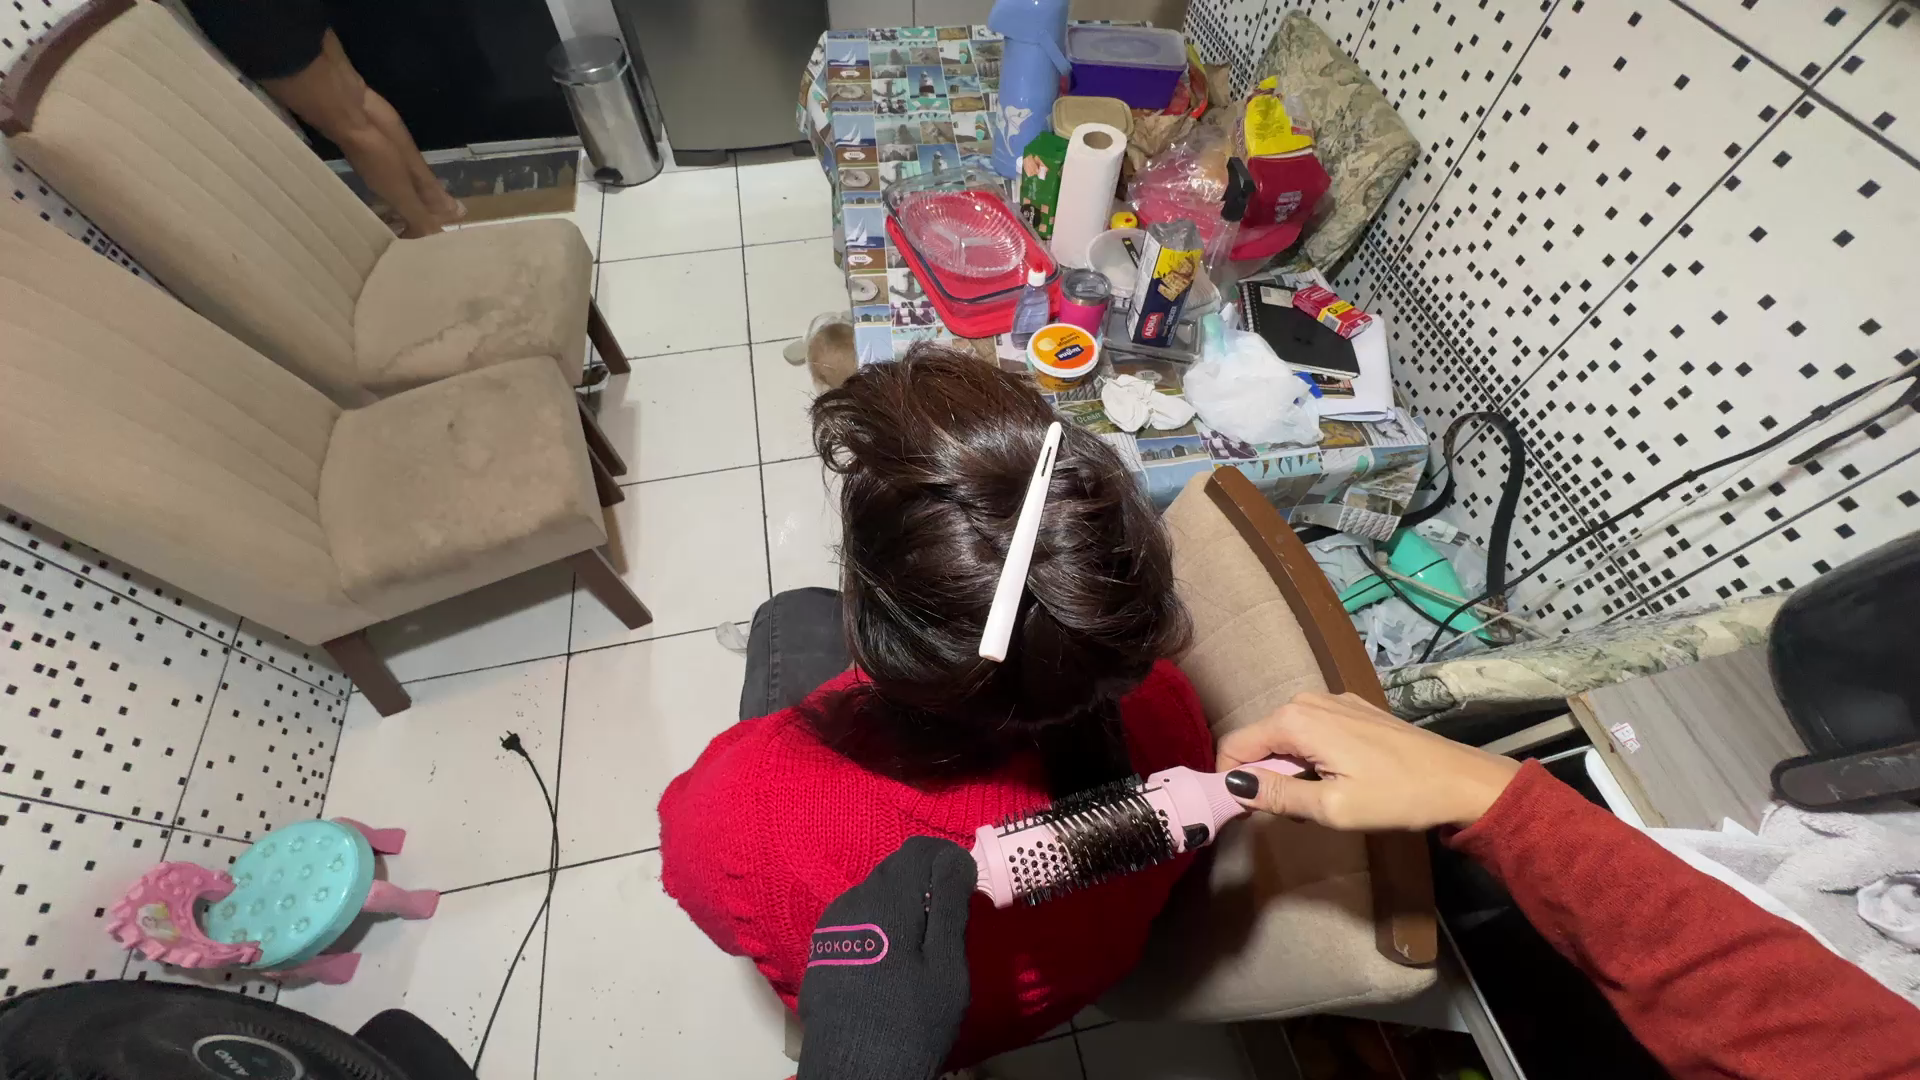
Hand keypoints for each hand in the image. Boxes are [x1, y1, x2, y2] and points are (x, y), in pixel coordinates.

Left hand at [797, 836, 975, 1079]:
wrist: (854, 1075)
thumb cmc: (910, 1020)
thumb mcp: (946, 964)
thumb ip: (950, 902)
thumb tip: (955, 857)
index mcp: (886, 896)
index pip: (920, 849)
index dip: (948, 861)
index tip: (965, 889)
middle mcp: (854, 898)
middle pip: (897, 868)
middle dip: (926, 884)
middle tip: (947, 924)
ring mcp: (834, 923)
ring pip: (878, 892)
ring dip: (902, 904)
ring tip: (919, 948)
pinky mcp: (824, 946)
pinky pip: (860, 916)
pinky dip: (881, 924)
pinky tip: (890, 961)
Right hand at [1216, 692, 1521, 830]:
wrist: (1464, 781)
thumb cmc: (1397, 796)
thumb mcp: (1332, 807)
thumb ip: (1277, 794)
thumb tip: (1234, 785)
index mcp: (1293, 721)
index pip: (1235, 745)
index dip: (1230, 778)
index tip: (1244, 809)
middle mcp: (1304, 701)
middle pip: (1259, 739)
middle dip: (1264, 775)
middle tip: (1294, 812)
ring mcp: (1329, 700)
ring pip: (1285, 735)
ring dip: (1289, 766)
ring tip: (1322, 797)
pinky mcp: (1350, 707)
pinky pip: (1310, 728)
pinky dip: (1310, 753)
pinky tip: (1340, 775)